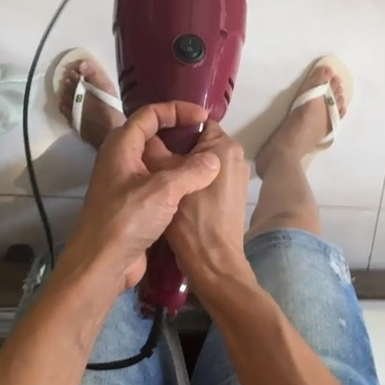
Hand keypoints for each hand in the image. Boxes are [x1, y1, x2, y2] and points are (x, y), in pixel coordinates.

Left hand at [56, 101, 221, 294]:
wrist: (101, 264)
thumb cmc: (126, 220)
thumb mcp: (163, 190)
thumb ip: (192, 171)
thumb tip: (213, 161)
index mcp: (121, 146)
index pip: (149, 114)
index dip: (177, 110)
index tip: (203, 117)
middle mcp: (121, 160)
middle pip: (153, 136)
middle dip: (180, 134)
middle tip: (207, 139)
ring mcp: (125, 184)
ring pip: (156, 162)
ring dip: (179, 160)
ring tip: (208, 162)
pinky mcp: (133, 205)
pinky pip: (157, 184)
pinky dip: (176, 181)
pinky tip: (196, 189)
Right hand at [150, 124, 250, 287]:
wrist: (213, 261)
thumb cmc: (191, 217)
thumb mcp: (166, 179)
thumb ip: (154, 151)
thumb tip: (146, 137)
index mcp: (225, 145)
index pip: (197, 124)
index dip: (174, 130)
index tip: (155, 142)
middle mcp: (237, 157)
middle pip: (200, 144)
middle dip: (178, 152)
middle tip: (153, 164)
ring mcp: (238, 178)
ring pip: (204, 164)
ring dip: (185, 169)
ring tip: (162, 181)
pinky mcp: (235, 197)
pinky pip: (211, 180)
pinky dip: (195, 184)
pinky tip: (177, 197)